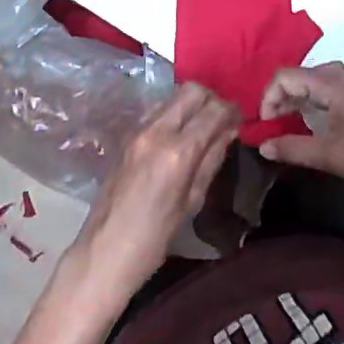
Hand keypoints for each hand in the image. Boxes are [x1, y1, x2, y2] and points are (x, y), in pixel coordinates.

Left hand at [69, 83, 237, 296]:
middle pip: (192, 91)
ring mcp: (138, 130)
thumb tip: (229, 130)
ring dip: (193, 104)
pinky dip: (176, 113)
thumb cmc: (155, 237)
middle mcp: (157, 131)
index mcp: (177, 151)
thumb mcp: (193, 200)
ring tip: (204, 126)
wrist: (104, 252)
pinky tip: (182, 134)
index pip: (214, 110)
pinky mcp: (127, 135)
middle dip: (212, 99)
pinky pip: (158, 110)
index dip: (232, 110)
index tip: (240, 119)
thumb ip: (212, 158)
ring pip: (174, 97)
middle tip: (222, 119)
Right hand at [257, 62, 343, 204]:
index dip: (267, 98)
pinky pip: (321, 93)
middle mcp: (339, 77)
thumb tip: (261, 145)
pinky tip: (303, 128)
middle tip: (267, 129)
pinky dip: (306, 106)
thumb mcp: (330, 156)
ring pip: (308, 85)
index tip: (262, 127)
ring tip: (280, 130)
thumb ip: (292, 148)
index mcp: (332, 83)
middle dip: (277, 100)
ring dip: (291, 103)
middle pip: (296, 77)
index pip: (284, 76)